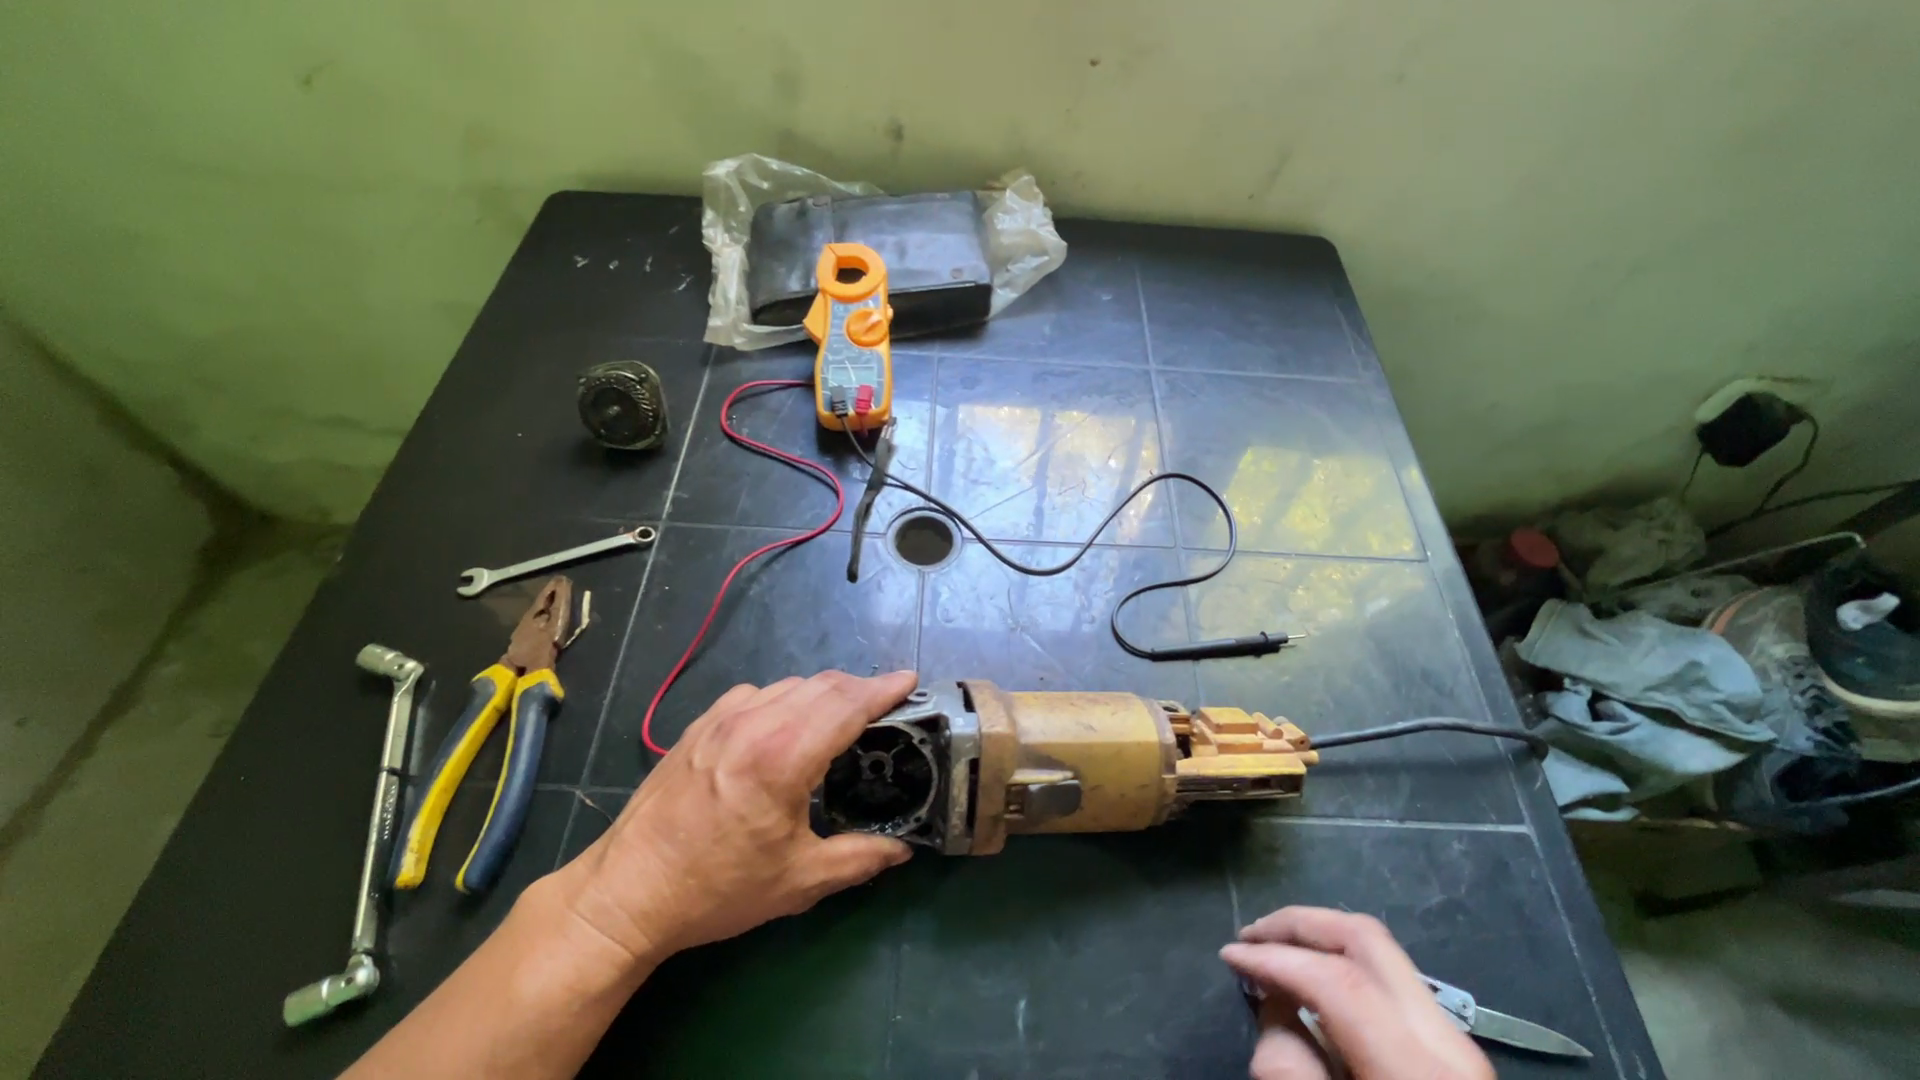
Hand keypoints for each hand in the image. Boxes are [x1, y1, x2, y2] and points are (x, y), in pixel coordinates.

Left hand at [555, 671, 917, 965]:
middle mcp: (753, 723)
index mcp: (783, 757)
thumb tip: (902, 851)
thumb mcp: (799, 881)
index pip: (846, 704)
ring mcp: (720, 719)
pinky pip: (754, 695)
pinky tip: (786, 724)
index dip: (883, 689)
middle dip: (860, 687)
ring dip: (823, 692)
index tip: (910, 681)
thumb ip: (859, 858)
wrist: (628, 892)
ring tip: (843, 715)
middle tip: (887, 702)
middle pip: (821, 685)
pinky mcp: (699, 726)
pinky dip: (784, 699)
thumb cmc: (718, 889)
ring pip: (787, 686)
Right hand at [1220, 907, 1491, 1079]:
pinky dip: (1342, 969)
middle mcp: (1447, 1042)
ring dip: (1320, 942)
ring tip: (1272, 955)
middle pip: (1366, 939)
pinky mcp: (1452, 1055)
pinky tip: (1310, 988)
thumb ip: (1291, 1068)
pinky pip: (1389, 985)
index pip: (1336, 980)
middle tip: (1250, 935)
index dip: (1273, 958)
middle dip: (1299, 925)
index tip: (1228, 958)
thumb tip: (1275, 1004)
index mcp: (1418, 1071)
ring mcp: (1456, 1045)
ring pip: (1382, 954)